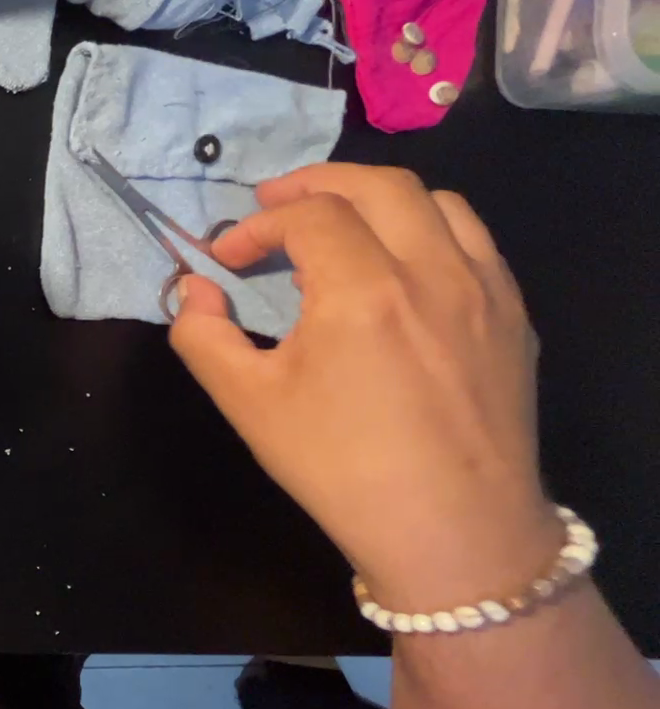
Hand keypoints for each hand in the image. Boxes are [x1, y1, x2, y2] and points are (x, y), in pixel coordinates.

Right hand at [170, 164, 562, 610]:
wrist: (449, 525)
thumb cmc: (333, 461)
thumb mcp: (242, 400)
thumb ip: (201, 334)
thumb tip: (194, 290)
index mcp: (364, 292)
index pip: (308, 216)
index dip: (254, 226)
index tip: (222, 259)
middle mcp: (435, 273)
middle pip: (380, 186)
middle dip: (314, 184)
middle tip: (269, 205)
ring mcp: (487, 291)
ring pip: (437, 202)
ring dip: (373, 200)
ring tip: (332, 226)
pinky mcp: (513, 316)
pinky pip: (472, 242)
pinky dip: (421, 230)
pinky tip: (390, 270)